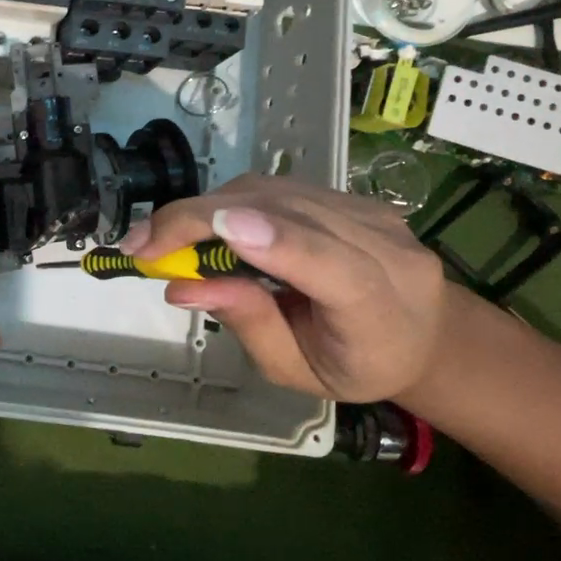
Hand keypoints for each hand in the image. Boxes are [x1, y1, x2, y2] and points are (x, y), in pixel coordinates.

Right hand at [119, 175, 446, 401]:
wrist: (420, 333)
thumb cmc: (354, 365)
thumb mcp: (297, 371)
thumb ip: (250, 326)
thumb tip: (183, 287)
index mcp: (383, 308)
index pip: (334, 265)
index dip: (277, 240)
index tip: (220, 226)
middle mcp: (386, 246)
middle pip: (290, 214)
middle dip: (205, 220)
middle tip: (140, 247)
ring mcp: (368, 212)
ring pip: (273, 192)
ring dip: (203, 209)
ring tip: (154, 239)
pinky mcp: (345, 195)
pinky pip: (273, 189)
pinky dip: (222, 203)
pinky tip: (192, 227)